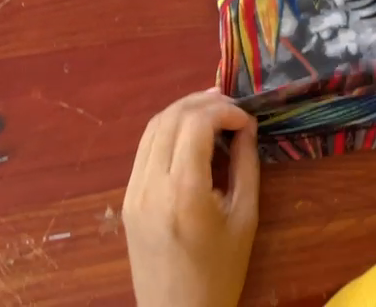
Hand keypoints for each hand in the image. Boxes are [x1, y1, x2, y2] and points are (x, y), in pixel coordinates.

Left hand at [124, 90, 259, 306]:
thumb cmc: (219, 273)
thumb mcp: (245, 218)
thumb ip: (246, 165)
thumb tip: (247, 125)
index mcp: (183, 192)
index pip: (196, 124)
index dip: (224, 110)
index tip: (247, 120)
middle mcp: (151, 185)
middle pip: (172, 118)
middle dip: (204, 102)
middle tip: (232, 106)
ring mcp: (134, 191)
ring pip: (153, 127)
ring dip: (183, 111)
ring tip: (213, 111)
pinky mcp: (128, 198)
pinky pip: (145, 148)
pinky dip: (168, 130)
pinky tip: (190, 134)